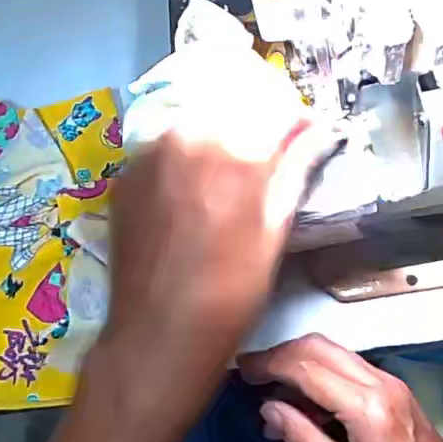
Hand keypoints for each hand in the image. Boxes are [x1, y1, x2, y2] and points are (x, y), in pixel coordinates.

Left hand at [78, 120, 330, 441]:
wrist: (156, 335)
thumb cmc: (229, 293)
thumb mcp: (275, 232)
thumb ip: (295, 169)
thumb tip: (317, 131)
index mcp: (234, 152)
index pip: (274, 107)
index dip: (294, 120)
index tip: (303, 136)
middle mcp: (186, 137)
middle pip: (231, 106)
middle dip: (255, 121)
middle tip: (267, 155)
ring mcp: (148, 153)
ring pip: (194, 120)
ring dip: (218, 133)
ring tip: (228, 173)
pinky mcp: (125, 173)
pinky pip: (163, 143)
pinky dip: (184, 152)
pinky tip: (191, 188)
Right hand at [239, 334, 442, 441]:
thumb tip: (268, 408)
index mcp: (370, 409)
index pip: (306, 366)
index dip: (268, 364)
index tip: (238, 373)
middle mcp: (383, 384)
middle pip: (319, 347)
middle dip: (280, 355)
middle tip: (248, 378)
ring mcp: (393, 385)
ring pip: (334, 353)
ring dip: (298, 363)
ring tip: (269, 394)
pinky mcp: (397, 394)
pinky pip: (348, 370)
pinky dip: (319, 375)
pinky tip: (303, 404)